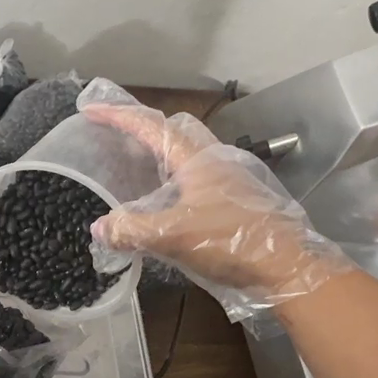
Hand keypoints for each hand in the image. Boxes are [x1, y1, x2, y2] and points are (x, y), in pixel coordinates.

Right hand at [83, 101, 352, 319]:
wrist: (287, 268)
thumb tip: (99, 228)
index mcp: (197, 158)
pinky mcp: (229, 201)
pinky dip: (166, 180)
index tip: (90, 109)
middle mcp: (211, 161)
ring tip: (129, 168)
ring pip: (183, 155)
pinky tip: (156, 202)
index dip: (119, 115)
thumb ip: (132, 229)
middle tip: (113, 137)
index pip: (151, 126)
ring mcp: (224, 180)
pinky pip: (189, 179)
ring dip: (155, 155)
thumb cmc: (232, 241)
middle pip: (172, 131)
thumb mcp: (174, 235)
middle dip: (141, 128)